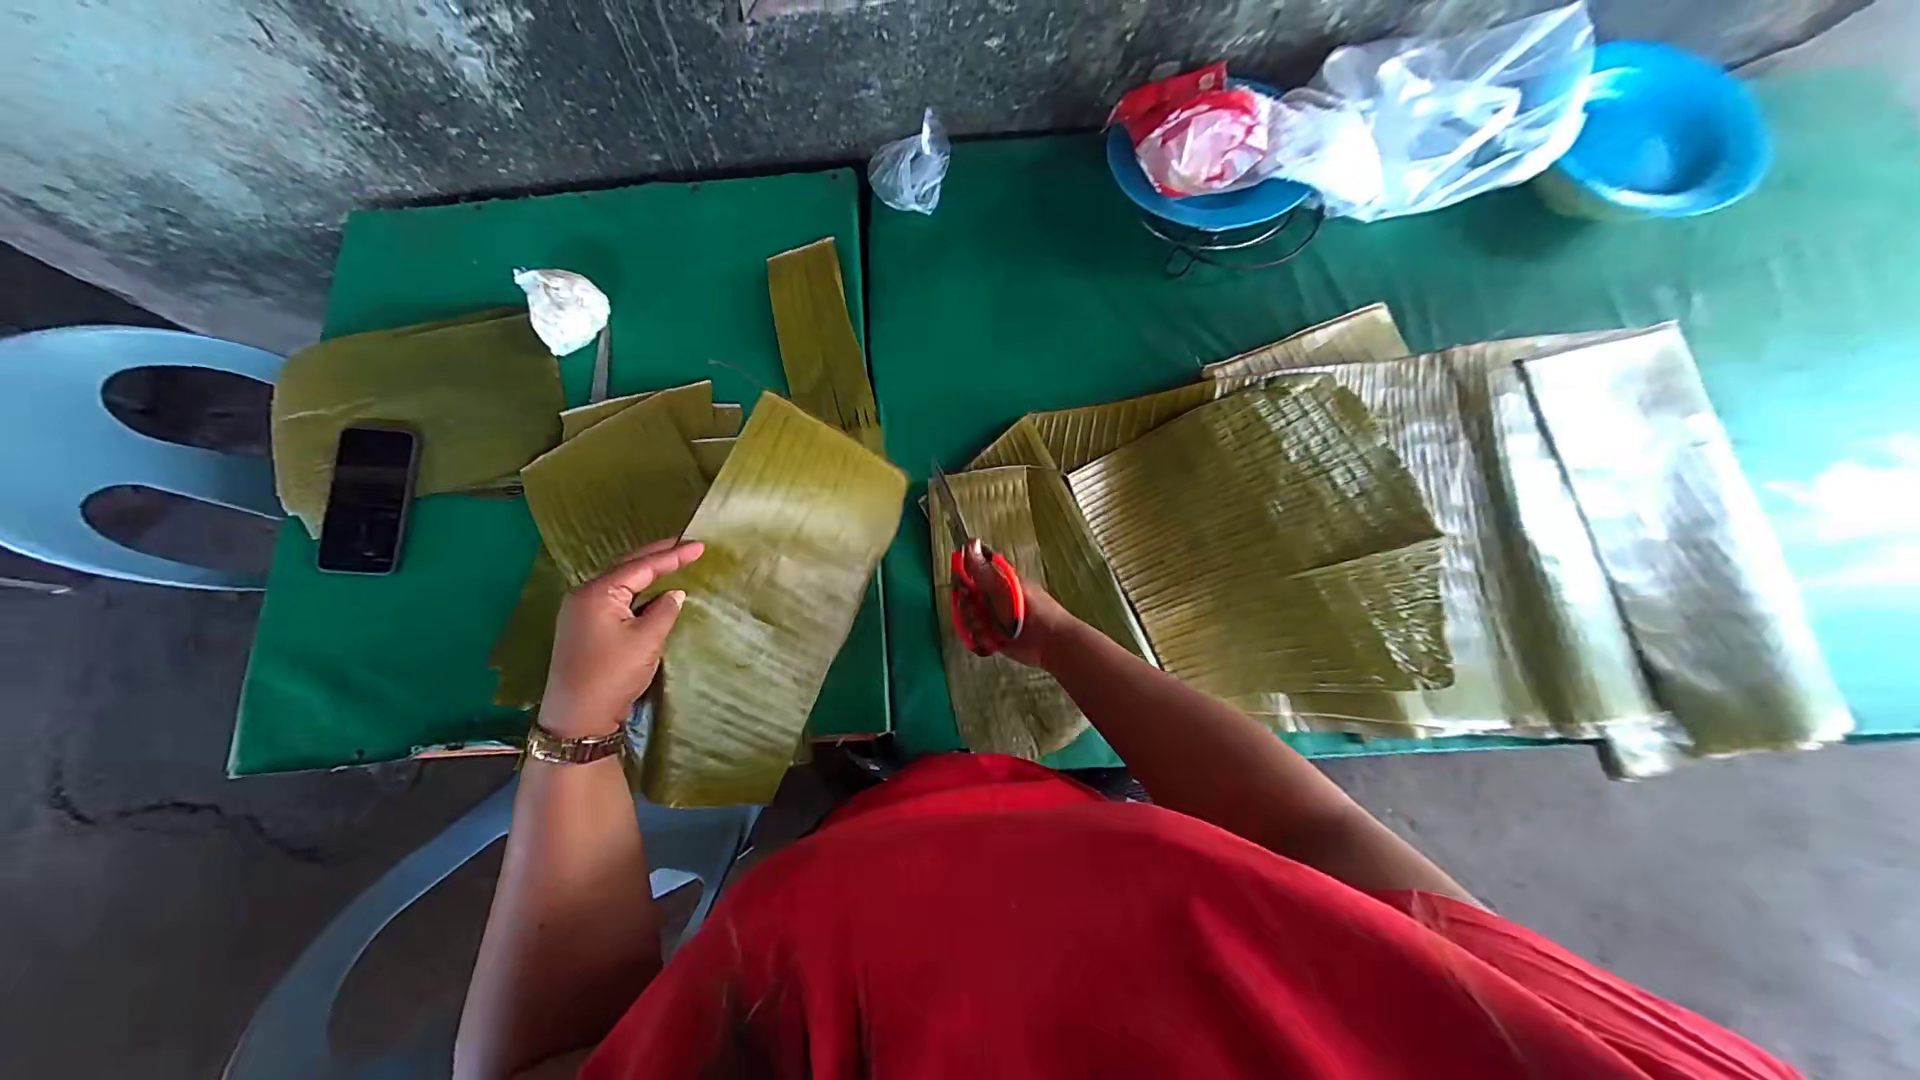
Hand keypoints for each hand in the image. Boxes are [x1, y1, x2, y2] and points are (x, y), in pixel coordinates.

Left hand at [539, 539, 704, 736]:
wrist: (578, 718)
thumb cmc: (612, 674)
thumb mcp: (647, 640)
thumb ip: (664, 610)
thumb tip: (674, 594)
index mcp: (597, 592)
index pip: (641, 566)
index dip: (673, 555)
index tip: (700, 546)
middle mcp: (584, 595)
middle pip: (627, 567)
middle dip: (658, 556)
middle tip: (686, 545)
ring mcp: (581, 611)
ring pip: (620, 582)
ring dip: (646, 572)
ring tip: (673, 561)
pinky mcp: (584, 627)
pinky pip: (615, 597)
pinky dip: (637, 590)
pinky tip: (652, 589)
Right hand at [955, 561, 1082, 670]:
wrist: (1050, 641)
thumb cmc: (1031, 610)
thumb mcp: (1002, 588)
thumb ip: (983, 570)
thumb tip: (971, 541)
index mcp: (996, 582)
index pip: (968, 577)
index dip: (962, 585)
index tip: (965, 592)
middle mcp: (992, 598)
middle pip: (965, 601)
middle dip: (968, 611)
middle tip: (979, 616)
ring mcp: (992, 618)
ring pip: (969, 621)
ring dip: (976, 628)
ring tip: (990, 632)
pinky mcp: (994, 638)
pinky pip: (976, 638)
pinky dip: (981, 641)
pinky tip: (991, 643)